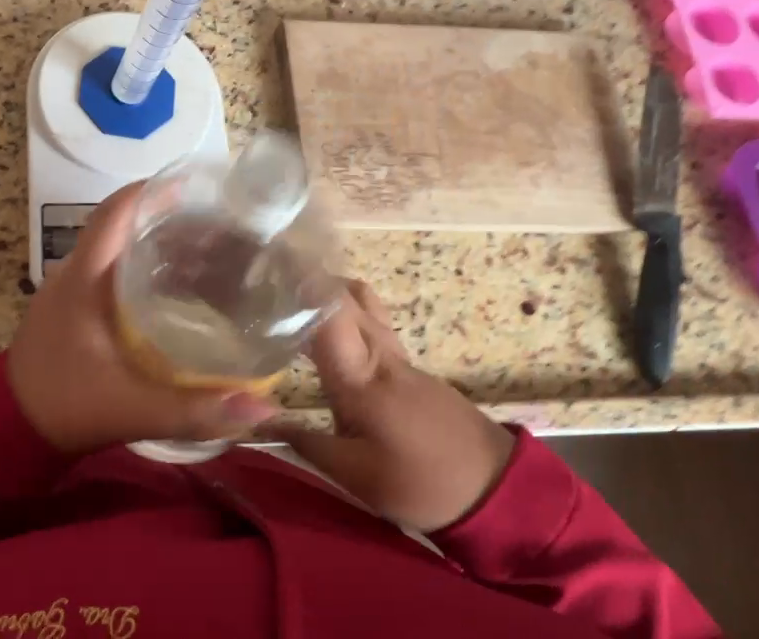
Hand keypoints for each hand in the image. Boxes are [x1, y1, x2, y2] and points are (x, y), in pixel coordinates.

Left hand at [7, 182, 277, 455]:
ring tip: (211, 256)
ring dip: (158, 247)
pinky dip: (145, 272)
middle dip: (170, 221)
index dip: (154, 191)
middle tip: (222, 229)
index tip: (200, 188)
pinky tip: (178, 295)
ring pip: (118, 251)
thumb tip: (262, 409)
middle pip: (122, 227)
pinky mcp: (72, 311)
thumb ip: (195, 412)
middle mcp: (74, 274)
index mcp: (82, 279)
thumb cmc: (64, 406)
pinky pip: (112, 274)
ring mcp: (70, 291)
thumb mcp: (132, 409)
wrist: (10, 429)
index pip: (115, 212)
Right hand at [267, 280, 515, 532]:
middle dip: (307, 279)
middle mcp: (380, 355)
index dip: (299, 284)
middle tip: (266, 278)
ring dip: (328, 293)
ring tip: (290, 301)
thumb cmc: (423, 484)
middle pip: (346, 295)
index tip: (267, 266)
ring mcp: (400, 359)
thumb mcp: (356, 476)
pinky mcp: (411, 371)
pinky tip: (323, 338)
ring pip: (363, 304)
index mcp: (361, 377)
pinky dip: (344, 317)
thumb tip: (258, 420)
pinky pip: (372, 325)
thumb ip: (306, 443)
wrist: (500, 492)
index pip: (329, 312)